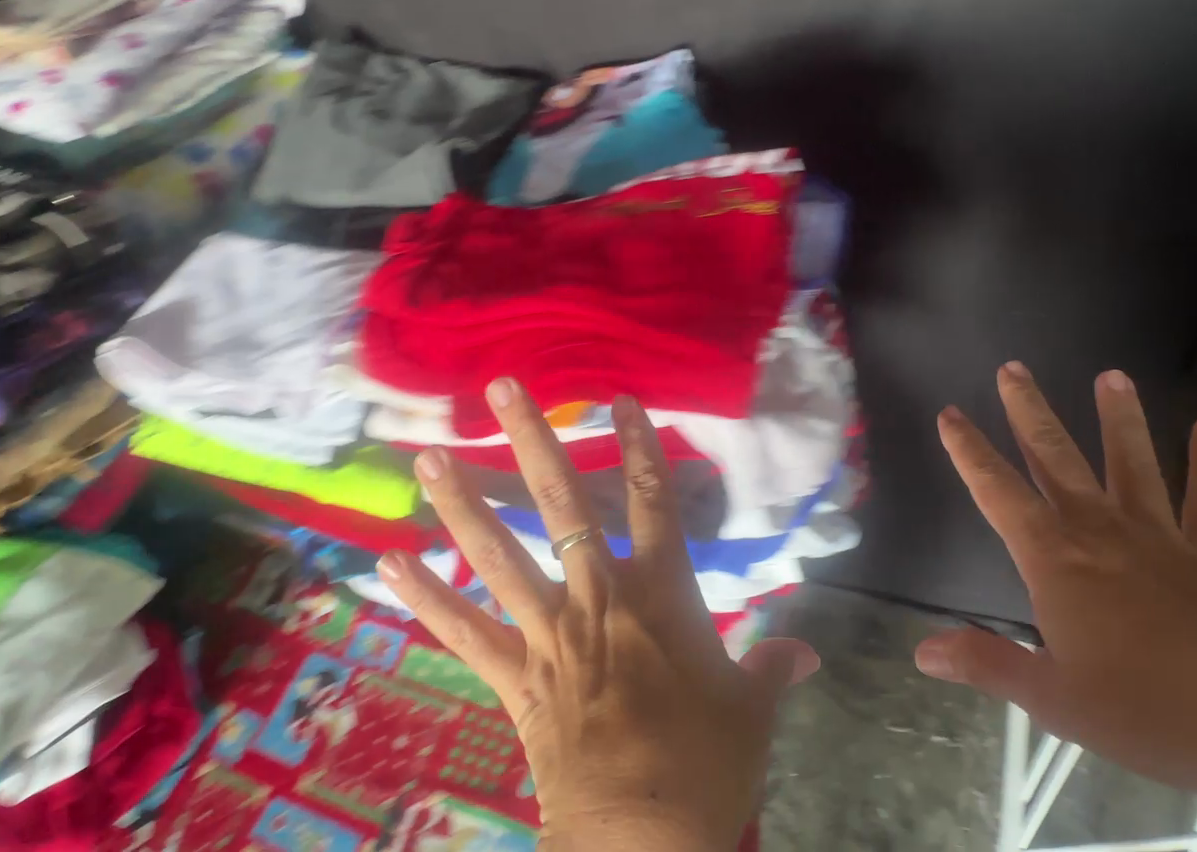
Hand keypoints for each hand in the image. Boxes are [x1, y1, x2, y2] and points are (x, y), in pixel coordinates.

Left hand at [378, 379, 818, 851]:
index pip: (653, 501)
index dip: (640, 446)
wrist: (642, 834)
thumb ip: (772, 668)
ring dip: (461, 505)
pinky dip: (426, 597)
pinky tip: (390, 563)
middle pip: (560, 505)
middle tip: (501, 389)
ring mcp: (547, 632)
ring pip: (497, 555)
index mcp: (660, 593)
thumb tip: (805, 652)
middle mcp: (597, 595)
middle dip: (531, 441)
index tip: (619, 399)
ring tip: (427, 460)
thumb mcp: (751, 709)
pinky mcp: (513, 676)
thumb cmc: (704, 762)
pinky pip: (463, 631)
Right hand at [918, 363, 1196, 850]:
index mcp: (1055, 561)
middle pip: (1057, 460)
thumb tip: (923, 652)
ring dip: (1120, 420)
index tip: (950, 413)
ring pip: (1132, 466)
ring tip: (1112, 375)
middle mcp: (1102, 533)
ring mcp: (1161, 539)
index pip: (998, 493)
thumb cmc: (1146, 710)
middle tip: (1013, 368)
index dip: (970, 453)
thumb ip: (987, 664)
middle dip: (1030, 413)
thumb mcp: (1052, 699)